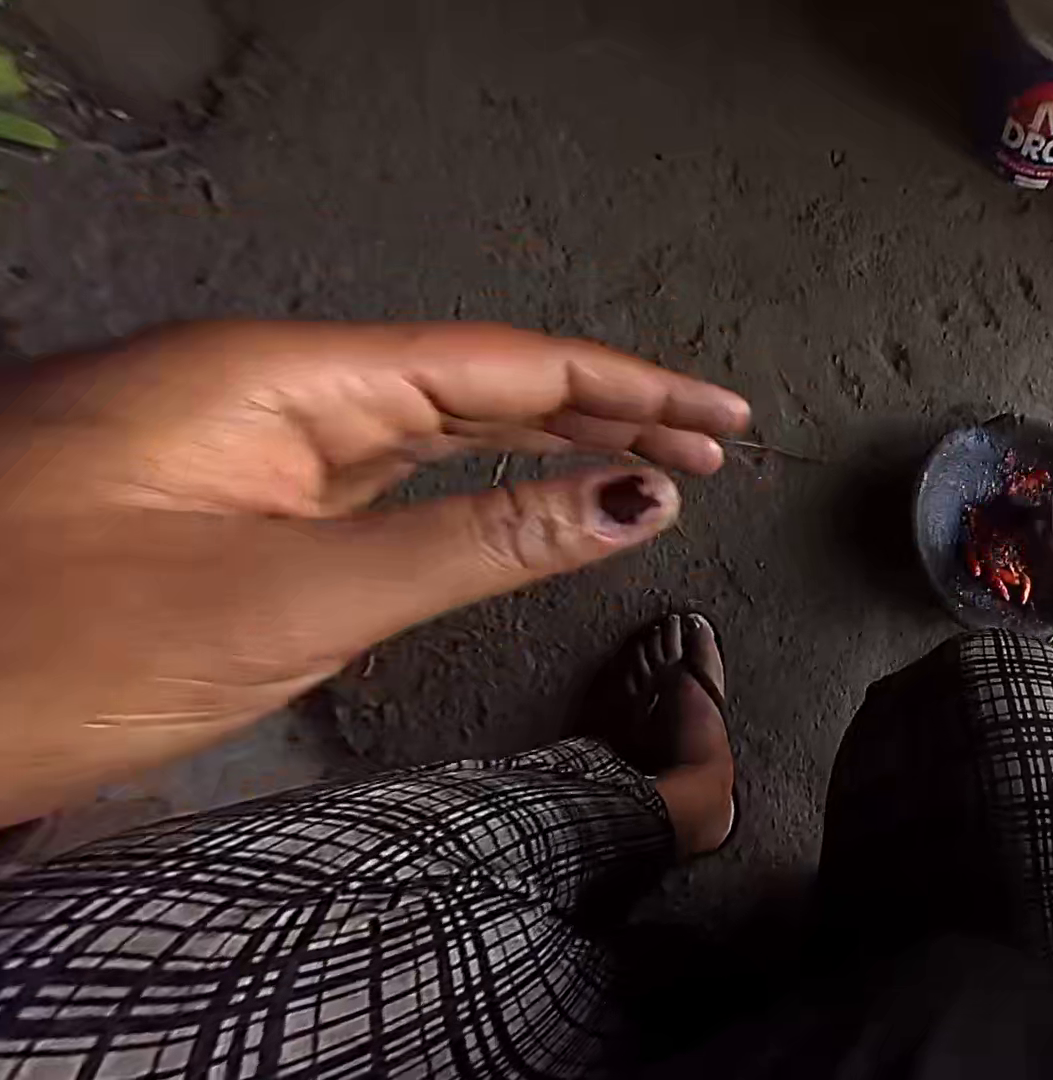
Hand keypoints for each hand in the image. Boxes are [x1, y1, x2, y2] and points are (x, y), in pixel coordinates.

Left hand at [0, 321, 750, 826]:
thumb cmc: (32, 659)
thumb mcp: (304, 595)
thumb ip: (496, 539)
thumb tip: (646, 499)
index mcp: (291, 379)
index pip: (520, 367)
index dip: (640, 388)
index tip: (724, 415)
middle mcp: (292, 389)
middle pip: (504, 384)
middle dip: (624, 412)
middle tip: (715, 444)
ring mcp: (280, 441)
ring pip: (471, 423)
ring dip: (577, 441)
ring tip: (666, 461)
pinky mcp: (275, 494)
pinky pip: (429, 467)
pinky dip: (512, 477)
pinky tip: (559, 482)